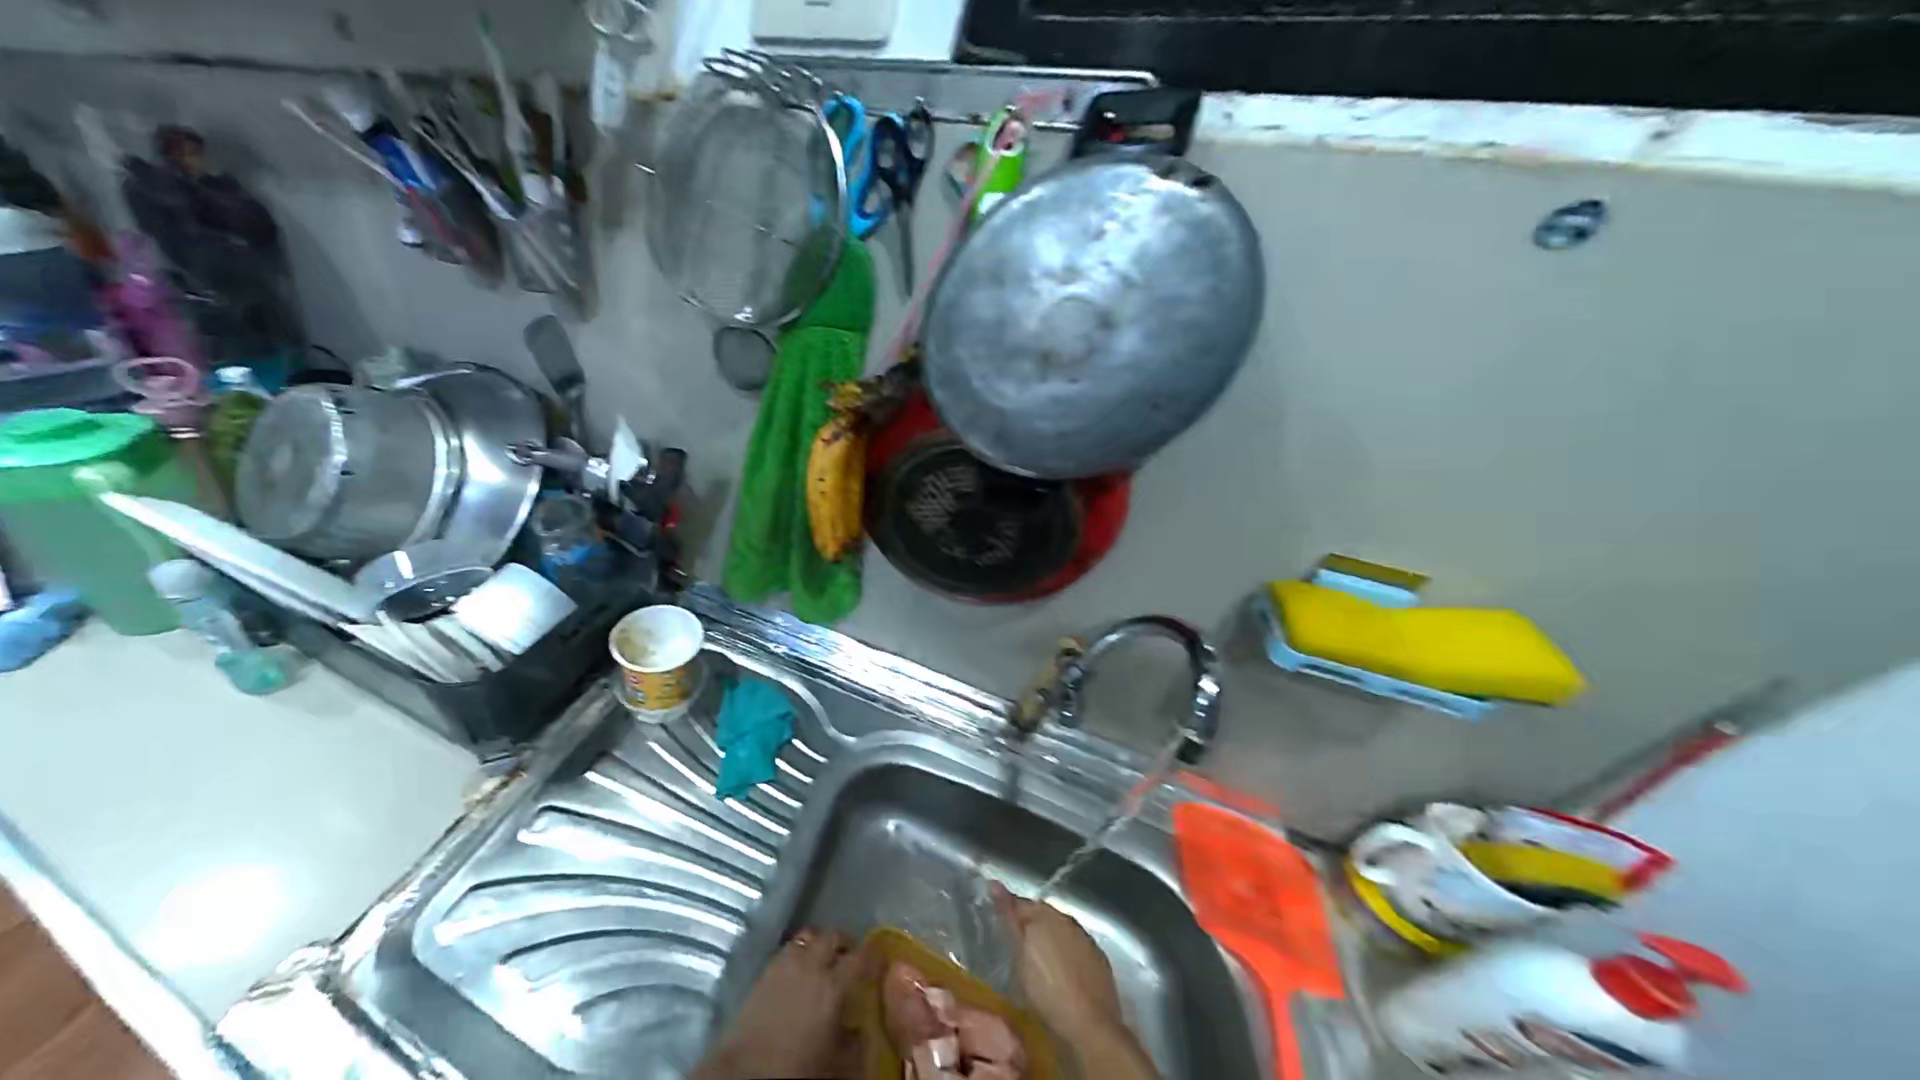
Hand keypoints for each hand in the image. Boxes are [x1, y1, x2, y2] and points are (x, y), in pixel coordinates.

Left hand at [693, 928, 867, 1079]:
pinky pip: (787, 950)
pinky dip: (798, 954)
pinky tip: (799, 973)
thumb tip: (863, 1028)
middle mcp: (811, 966)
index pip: (863, 956)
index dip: (876, 954)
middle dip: (845, 942)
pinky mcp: (762, 974)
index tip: (883, 957)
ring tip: (824, 960)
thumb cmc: (796, 1072)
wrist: (742, 1076)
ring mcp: (784, 965)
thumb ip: (856, 1043)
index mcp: (834, 986)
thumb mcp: (838, 1066)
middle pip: (832, 935)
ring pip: (807, 936)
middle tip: (852, 957)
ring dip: (819, 943)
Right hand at [990, 882, 1124, 1040]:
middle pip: (1043, 913)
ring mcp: (1085, 938)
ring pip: (1061, 928)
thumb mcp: (1019, 956)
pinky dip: (1066, 951)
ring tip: (1038, 958)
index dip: (1009, 911)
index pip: (1021, 903)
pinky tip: (1061, 970)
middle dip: (1030, 922)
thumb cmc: (1045, 991)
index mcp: (1044, 916)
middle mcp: (1066, 920)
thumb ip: (1008, 918)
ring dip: (1049, 936)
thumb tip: (995, 883)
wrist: (1090, 1025)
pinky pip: (1076, 945)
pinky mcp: (1098, 957)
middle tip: (1017, 944)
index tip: (1000, 923)